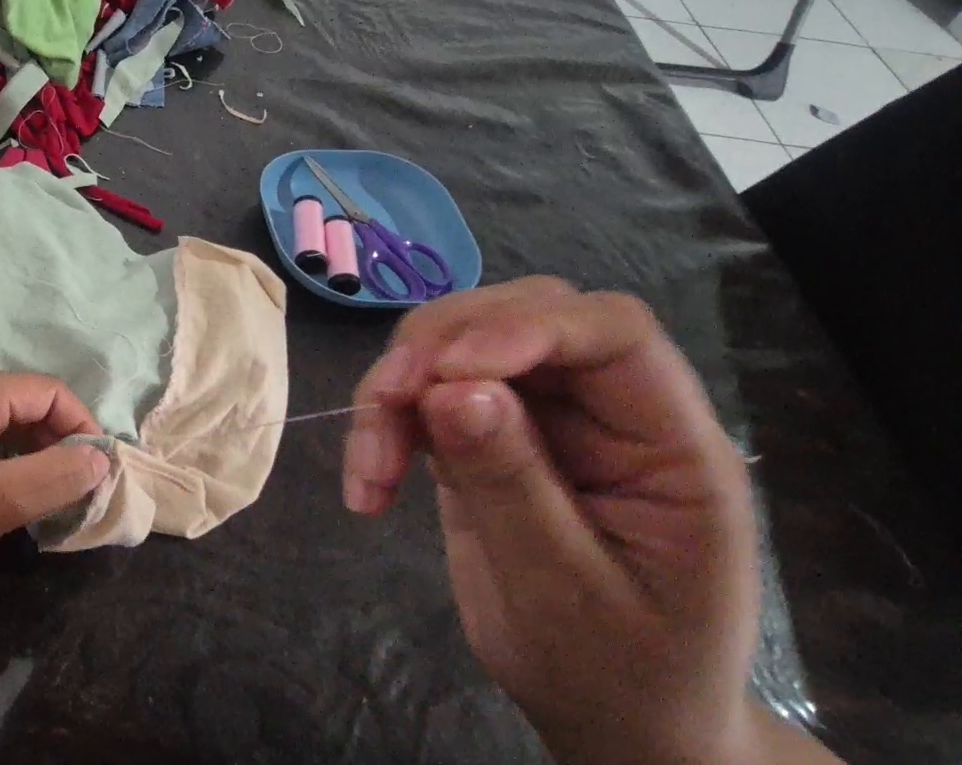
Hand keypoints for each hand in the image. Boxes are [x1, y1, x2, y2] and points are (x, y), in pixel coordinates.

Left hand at [0, 372, 110, 604]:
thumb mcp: (0, 502)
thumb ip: (58, 475)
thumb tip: (100, 458)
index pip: (46, 391)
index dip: (81, 425)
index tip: (98, 470)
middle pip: (19, 401)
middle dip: (53, 438)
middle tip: (71, 484)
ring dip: (23, 448)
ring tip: (39, 489)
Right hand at [340, 278, 775, 764]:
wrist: (608, 722)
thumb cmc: (616, 673)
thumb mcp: (563, 591)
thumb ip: (511, 483)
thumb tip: (450, 388)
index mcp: (670, 443)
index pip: (611, 334)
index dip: (527, 328)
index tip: (445, 372)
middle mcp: (605, 412)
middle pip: (519, 317)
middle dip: (440, 348)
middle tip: (386, 403)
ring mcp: (542, 419)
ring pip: (456, 347)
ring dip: (397, 390)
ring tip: (370, 469)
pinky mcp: (484, 434)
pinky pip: (424, 395)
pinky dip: (383, 425)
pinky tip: (369, 486)